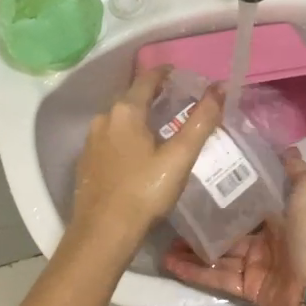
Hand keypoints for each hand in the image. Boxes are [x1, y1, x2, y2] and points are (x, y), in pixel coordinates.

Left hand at [68, 66, 221, 252]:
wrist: (103, 233)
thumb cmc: (144, 192)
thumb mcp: (179, 157)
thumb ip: (200, 121)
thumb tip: (219, 88)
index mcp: (125, 111)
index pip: (146, 79)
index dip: (164, 72)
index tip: (179, 73)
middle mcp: (103, 118)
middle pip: (130, 97)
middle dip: (151, 94)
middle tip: (174, 99)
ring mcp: (91, 140)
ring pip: (118, 119)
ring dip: (137, 117)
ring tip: (159, 126)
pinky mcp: (86, 161)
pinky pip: (109, 138)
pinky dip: (125, 136)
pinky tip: (136, 152)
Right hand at [164, 151, 305, 305]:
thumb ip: (295, 170)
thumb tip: (287, 146)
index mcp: (278, 216)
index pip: (244, 202)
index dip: (223, 193)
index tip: (196, 179)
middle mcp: (265, 239)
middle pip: (226, 230)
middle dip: (201, 224)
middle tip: (171, 211)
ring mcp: (254, 266)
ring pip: (217, 255)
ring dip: (191, 249)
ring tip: (163, 240)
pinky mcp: (247, 288)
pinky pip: (217, 278)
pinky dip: (194, 272)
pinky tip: (169, 262)